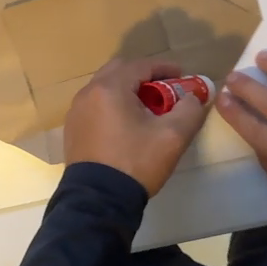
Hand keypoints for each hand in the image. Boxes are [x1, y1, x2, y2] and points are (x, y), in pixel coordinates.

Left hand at [64, 57, 211, 195]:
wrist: (99, 200)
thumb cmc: (136, 162)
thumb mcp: (172, 136)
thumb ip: (189, 109)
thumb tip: (193, 97)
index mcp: (110, 88)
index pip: (141, 65)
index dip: (165, 68)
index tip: (183, 77)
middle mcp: (88, 93)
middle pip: (119, 71)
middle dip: (144, 76)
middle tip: (165, 90)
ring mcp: (76, 112)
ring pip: (105, 88)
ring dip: (127, 90)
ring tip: (147, 108)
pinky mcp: (73, 130)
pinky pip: (95, 106)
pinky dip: (113, 106)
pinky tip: (127, 124)